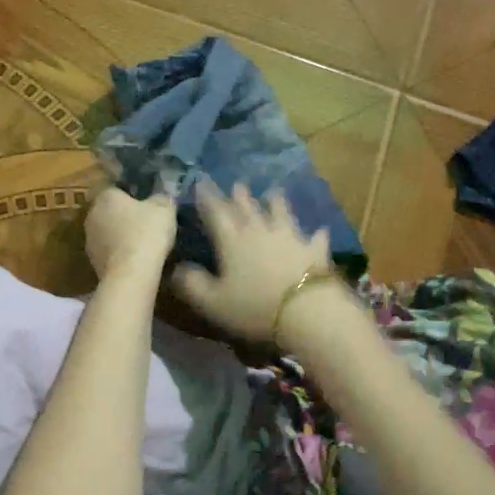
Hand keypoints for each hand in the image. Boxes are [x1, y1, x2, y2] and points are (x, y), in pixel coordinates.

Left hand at [84, 186, 177, 279]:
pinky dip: (119, 253)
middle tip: (146, 222)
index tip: (147, 202)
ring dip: (120, 235)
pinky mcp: (92, 261)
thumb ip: (162, 198)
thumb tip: (161, 197)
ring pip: (107, 231)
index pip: (117, 188)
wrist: (130, 275)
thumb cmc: (146, 234)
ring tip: (142, 243)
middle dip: (125, 215)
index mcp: (106, 196)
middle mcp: (91, 214)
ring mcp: (89, 239)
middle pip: (110, 210)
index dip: (133, 194)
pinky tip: (135, 259)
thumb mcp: (164, 209)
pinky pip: (109, 251)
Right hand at [173, 182, 332, 341]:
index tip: (201, 183)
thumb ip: (192, 284)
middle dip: (240, 196)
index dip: (207, 198)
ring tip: (273, 192)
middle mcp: (260, 231)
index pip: (216, 213)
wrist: (307, 311)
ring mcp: (290, 238)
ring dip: (276, 202)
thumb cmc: (254, 307)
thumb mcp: (212, 301)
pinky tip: (319, 230)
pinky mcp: (314, 251)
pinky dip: (314, 234)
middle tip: (237, 184)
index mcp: (232, 240)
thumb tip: (176, 268)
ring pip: (280, 214)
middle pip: (248, 209)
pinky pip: (314, 238)